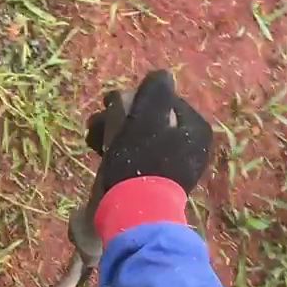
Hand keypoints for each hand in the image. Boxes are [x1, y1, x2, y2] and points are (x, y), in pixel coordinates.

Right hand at [88, 69, 212, 199]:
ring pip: (141, 138)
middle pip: (150, 120)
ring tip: (92, 143)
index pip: (162, 100)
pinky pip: (139, 157)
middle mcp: (191, 147)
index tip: (107, 105)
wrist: (135, 211)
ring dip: (115, 134)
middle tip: (94, 126)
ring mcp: (177, 167)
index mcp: (194, 129)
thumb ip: (155, 91)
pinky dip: (121, 153)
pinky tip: (102, 158)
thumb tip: (161, 75)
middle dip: (119, 118)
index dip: (132, 99)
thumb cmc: (140, 161)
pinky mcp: (158, 183)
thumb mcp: (146, 117)